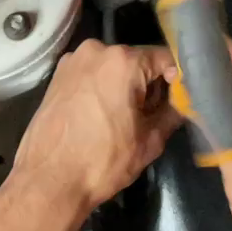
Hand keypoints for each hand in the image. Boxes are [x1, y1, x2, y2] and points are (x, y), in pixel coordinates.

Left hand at [5, 40, 182, 215]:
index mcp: (123, 60)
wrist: (47, 180)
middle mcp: (96, 50)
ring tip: (125, 120)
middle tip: (152, 116)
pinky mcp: (57, 75)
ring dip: (125, 87)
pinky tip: (102, 116)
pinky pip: (92, 75)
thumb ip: (173, 112)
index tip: (181, 101)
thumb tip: (184, 101)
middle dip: (150, 84)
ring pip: (113, 67)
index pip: (166, 59)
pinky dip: (103, 88)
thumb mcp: (149, 140)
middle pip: (138, 61)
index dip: (178, 80)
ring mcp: (72, 60)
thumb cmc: (102, 161)